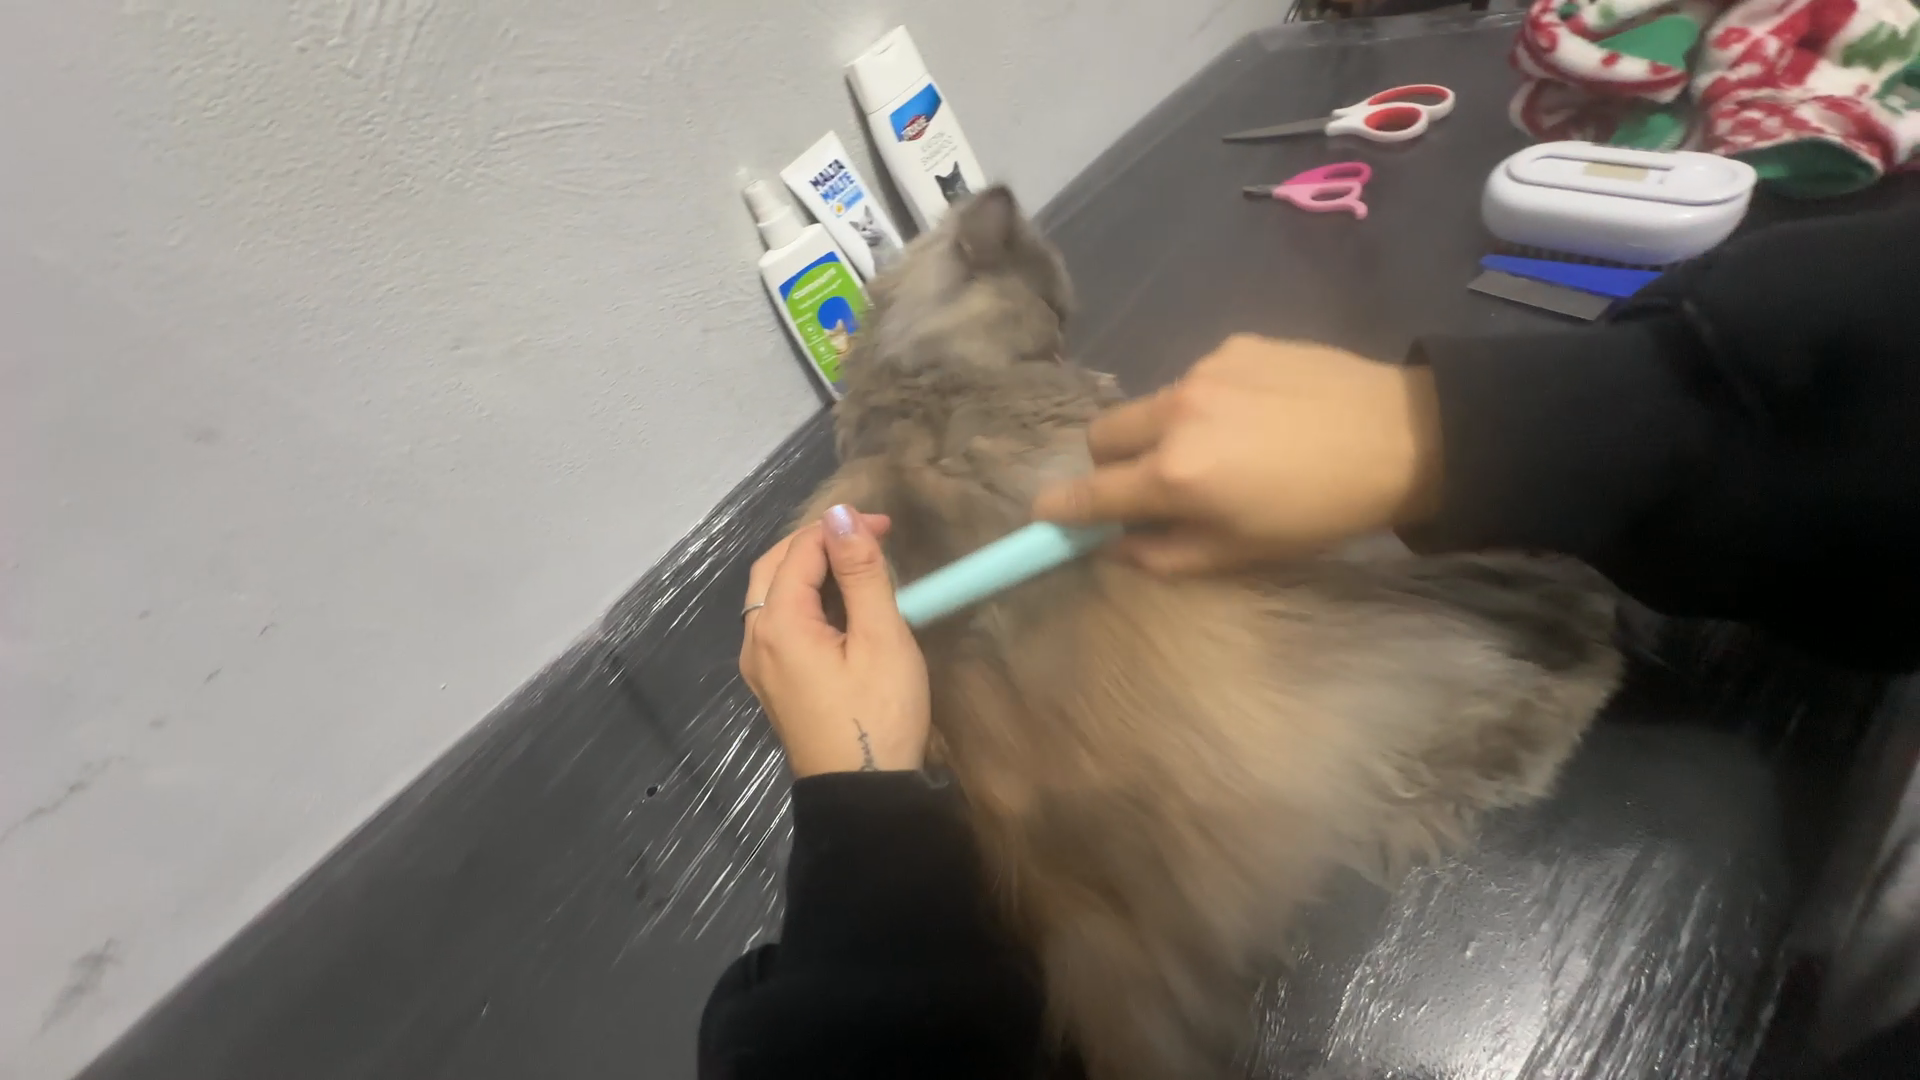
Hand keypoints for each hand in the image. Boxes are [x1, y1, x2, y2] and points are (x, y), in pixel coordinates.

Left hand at [738, 505, 930, 777]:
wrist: (863, 796)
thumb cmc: (878, 713)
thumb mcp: (881, 638)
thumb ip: (860, 572)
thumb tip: (840, 513)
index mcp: (778, 624)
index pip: (800, 551)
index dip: (840, 529)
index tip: (887, 526)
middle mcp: (755, 640)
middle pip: (773, 568)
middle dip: (817, 542)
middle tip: (868, 537)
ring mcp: (759, 665)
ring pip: (772, 596)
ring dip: (810, 570)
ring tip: (858, 566)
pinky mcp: (773, 683)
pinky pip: (779, 623)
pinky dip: (806, 600)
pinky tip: (839, 607)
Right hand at [1032, 335, 1442, 573]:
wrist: (1405, 436)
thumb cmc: (1317, 512)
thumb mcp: (1239, 553)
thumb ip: (1161, 555)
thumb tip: (1114, 546)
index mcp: (1175, 475)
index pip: (1089, 493)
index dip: (1059, 508)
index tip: (1044, 515)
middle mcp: (1174, 415)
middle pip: (1100, 436)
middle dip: (1108, 463)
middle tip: (1151, 480)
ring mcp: (1202, 372)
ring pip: (1146, 406)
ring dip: (1160, 431)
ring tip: (1220, 443)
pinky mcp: (1232, 346)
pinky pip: (1192, 380)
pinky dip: (1203, 403)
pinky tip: (1254, 413)